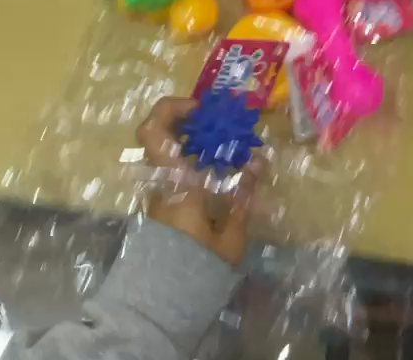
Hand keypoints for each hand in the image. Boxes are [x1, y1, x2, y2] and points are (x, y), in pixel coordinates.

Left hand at [135, 97, 254, 265]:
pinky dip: (189, 161)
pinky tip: (215, 172)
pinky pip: (171, 170)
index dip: (172, 108)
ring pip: (164, 151)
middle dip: (186, 122)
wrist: (161, 304)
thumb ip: (243, 197)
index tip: (201, 109)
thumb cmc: (196, 267)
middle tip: (215, 124)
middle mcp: (158, 180)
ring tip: (222, 147)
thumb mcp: (229, 236)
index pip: (153, 129)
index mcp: (172, 178)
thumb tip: (259, 161)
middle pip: (157, 134)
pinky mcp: (160, 206)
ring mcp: (155, 192)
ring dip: (189, 141)